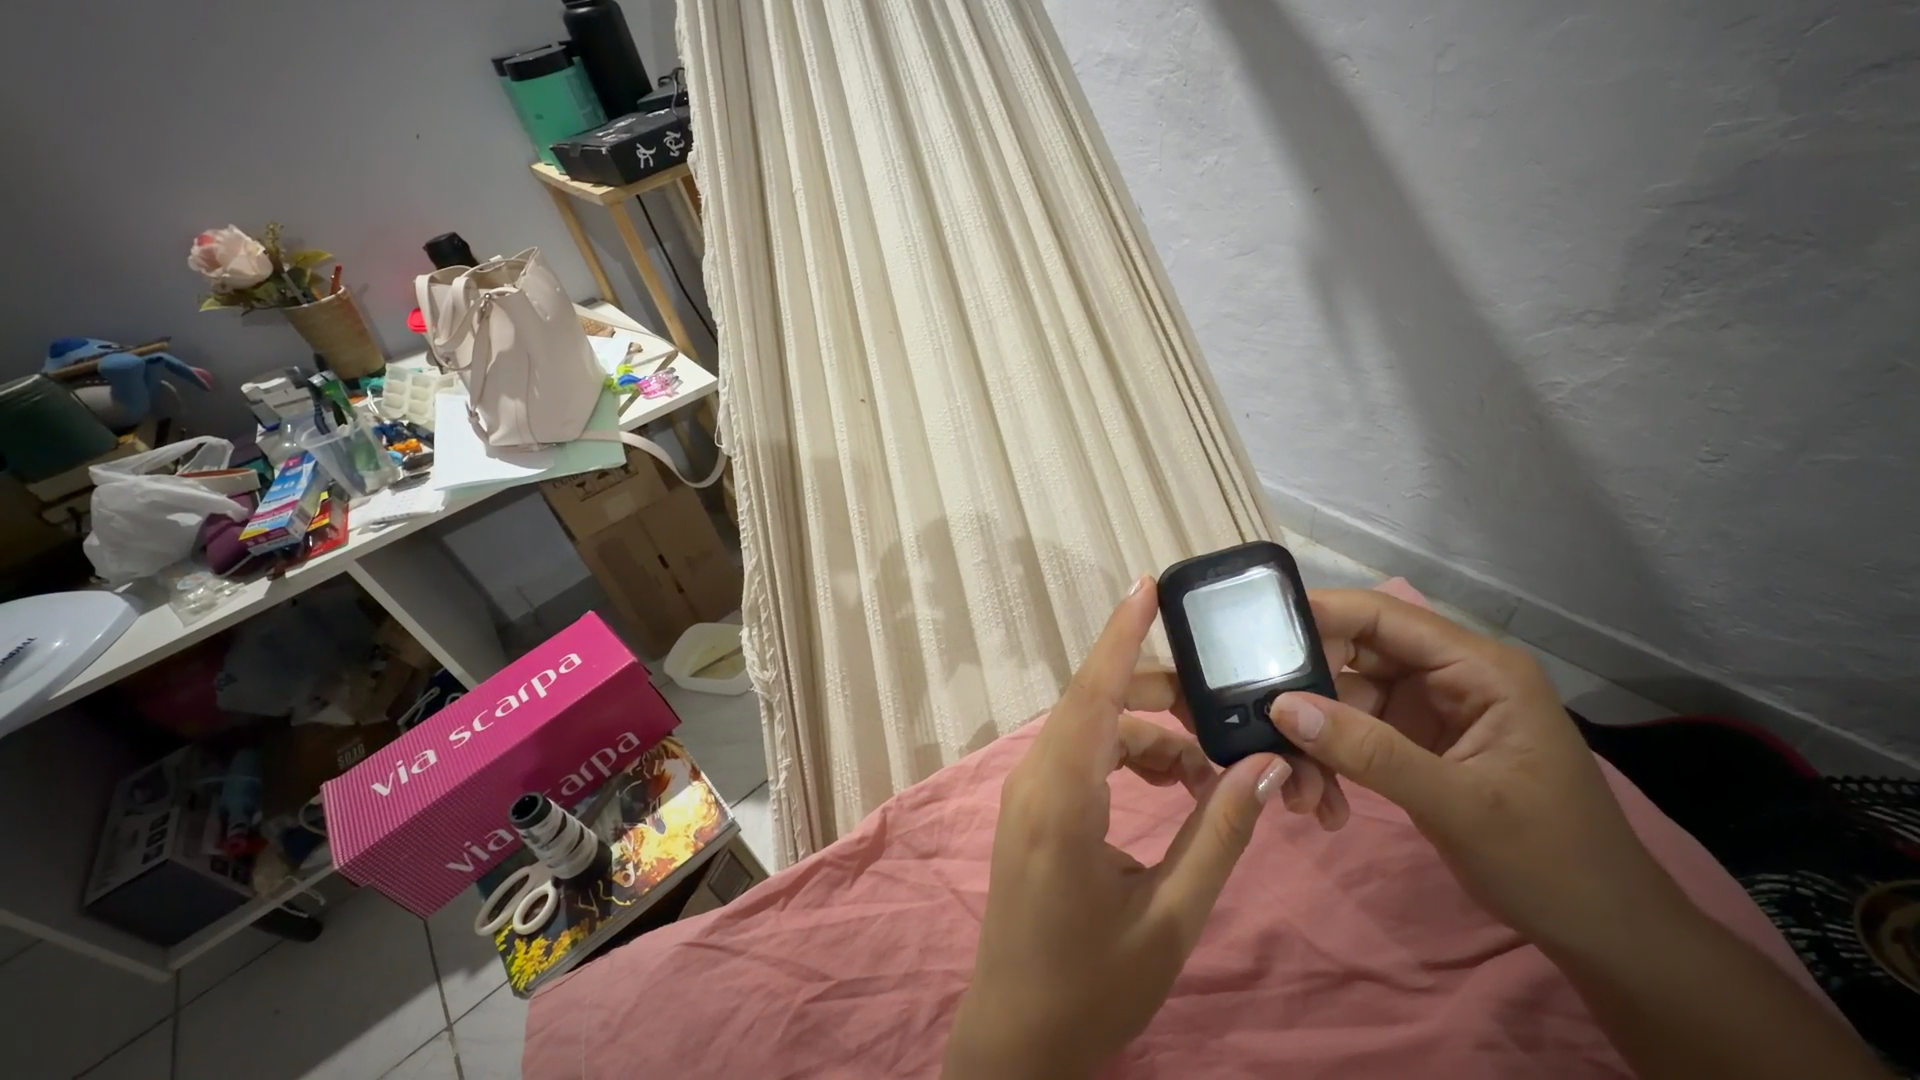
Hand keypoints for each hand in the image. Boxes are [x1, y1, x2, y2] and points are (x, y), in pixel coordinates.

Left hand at [944, 578, 1287, 1079]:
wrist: (1018, 1040)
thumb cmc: (1093, 986)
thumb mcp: (1171, 915)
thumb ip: (1219, 833)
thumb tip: (1268, 766)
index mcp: (1061, 801)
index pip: (1094, 694)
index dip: (1122, 635)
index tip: (1147, 585)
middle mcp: (1033, 782)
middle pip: (1098, 704)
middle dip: (1164, 694)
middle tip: (1228, 710)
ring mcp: (1026, 795)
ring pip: (1094, 731)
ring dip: (1154, 736)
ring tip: (1214, 774)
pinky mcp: (1031, 811)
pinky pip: (1083, 759)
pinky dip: (1131, 760)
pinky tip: (1178, 790)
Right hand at [1263, 589, 1682, 947]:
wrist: (1600, 930)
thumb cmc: (1550, 858)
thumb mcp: (1458, 804)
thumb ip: (1369, 751)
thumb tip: (1281, 706)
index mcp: (1478, 669)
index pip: (1384, 617)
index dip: (1319, 614)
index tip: (1251, 633)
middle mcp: (1449, 678)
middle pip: (1353, 660)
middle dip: (1306, 697)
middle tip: (1264, 735)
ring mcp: (1430, 713)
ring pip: (1345, 703)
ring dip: (1313, 743)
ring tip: (1301, 797)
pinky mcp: (1416, 746)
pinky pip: (1353, 738)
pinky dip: (1331, 766)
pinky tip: (1324, 807)